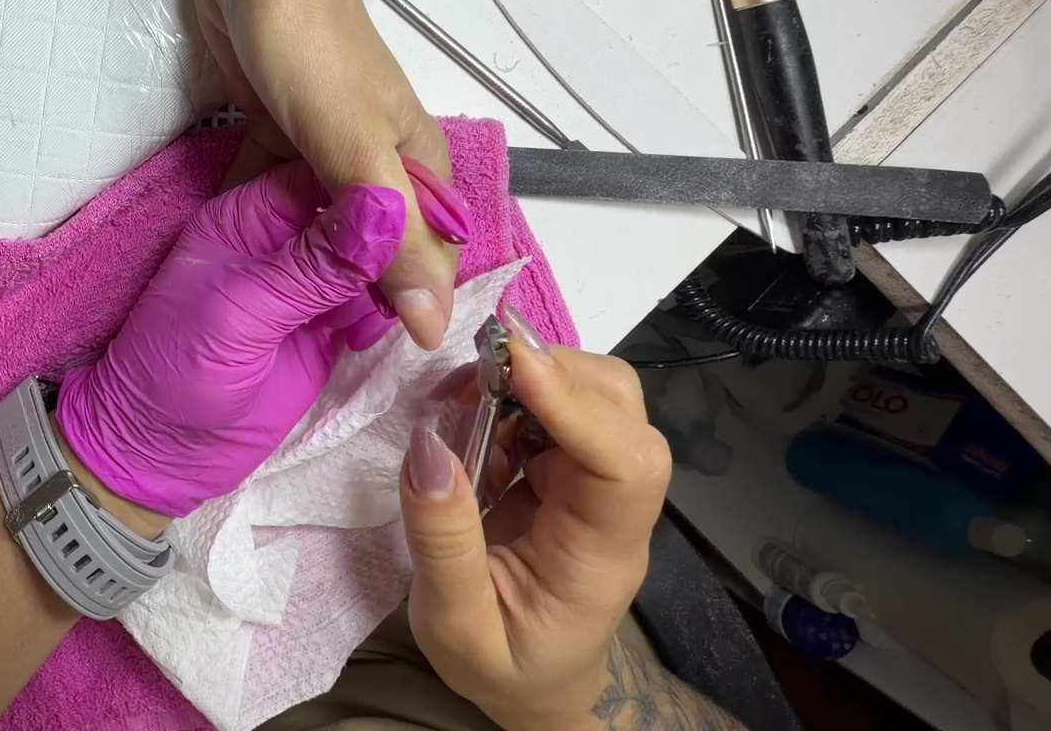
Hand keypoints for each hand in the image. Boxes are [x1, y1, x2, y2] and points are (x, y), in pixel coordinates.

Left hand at [56, 163, 404, 518]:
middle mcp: (284, 237)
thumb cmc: (178, 369)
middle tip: (416, 273)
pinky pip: (374, 301)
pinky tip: (380, 330)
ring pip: (375, 258)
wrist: (165, 450)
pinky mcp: (328, 321)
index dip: (377, 187)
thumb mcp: (245, 310)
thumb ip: (315, 265)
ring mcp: (310, 281)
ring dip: (394, 278)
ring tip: (390, 308)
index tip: (419, 213)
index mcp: (252, 213)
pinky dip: (386, 311)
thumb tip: (385, 206)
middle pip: (361, 214)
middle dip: (393, 239)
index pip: (328, 174)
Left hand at [154, 0, 459, 349]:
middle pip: (372, 248)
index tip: (356, 359)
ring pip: (320, 224)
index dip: (401, 313)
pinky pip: (278, 196)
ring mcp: (325, 149)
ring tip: (263, 316)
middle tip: (298, 344)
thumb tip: (435, 325)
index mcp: (419, 166)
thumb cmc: (310, 47)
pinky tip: (234, 259)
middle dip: (342, 294)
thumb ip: (392, 232)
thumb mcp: (354, 145)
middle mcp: (379, 163)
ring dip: (298, 261)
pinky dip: (260, 223)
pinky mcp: (281, 136)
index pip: (428, 263)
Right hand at [400, 309, 672, 730]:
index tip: (508, 360)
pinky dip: (511, 392)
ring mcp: (591, 488)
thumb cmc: (501, 666)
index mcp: (598, 558)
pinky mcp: (564, 475)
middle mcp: (609, 511)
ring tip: (460, 393)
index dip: (574, 402)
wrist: (535, 689)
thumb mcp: (455, 627)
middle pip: (624, 413)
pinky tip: (469, 414)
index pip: (623, 465)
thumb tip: (426, 445)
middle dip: (554, 369)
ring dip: (528, 376)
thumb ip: (441, 542)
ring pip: (594, 399)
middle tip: (474, 367)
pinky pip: (554, 411)